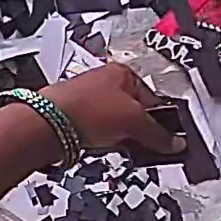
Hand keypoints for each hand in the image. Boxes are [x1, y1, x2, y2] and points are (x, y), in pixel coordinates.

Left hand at [41, 63, 183, 155]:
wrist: (47, 124)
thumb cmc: (84, 108)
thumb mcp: (134, 121)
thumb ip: (158, 134)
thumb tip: (173, 142)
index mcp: (123, 73)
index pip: (154, 97)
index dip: (163, 119)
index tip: (169, 138)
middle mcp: (104, 83)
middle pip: (134, 111)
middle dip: (141, 131)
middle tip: (148, 146)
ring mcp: (88, 102)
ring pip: (115, 124)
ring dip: (123, 138)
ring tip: (124, 147)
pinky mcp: (75, 120)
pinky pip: (98, 134)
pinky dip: (105, 142)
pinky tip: (104, 147)